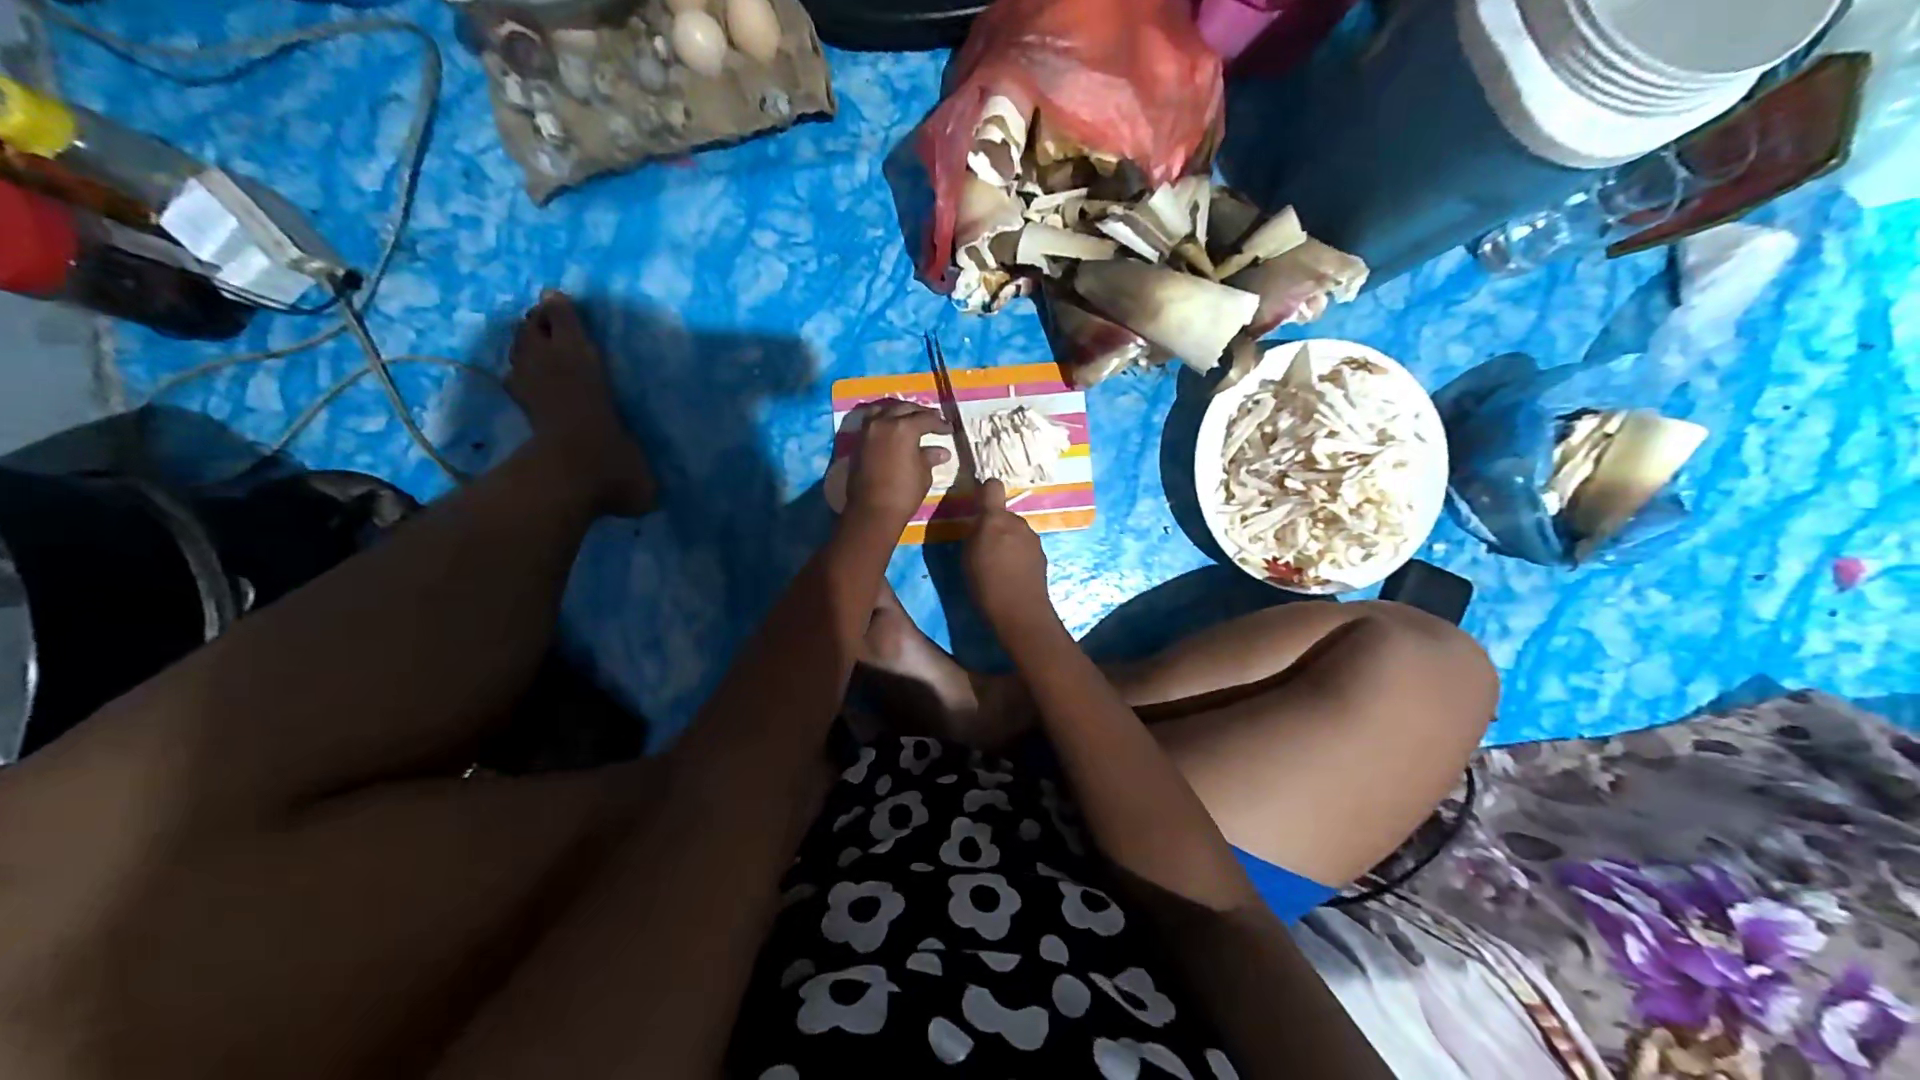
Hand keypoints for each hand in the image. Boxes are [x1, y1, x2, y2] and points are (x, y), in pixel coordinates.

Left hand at [845, 400, 950, 524]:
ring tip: (910, 418)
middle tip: (932, 419)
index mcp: (904, 428)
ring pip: (885, 410)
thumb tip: (941, 452)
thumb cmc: (903, 493)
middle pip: (904, 408)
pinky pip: (872, 421)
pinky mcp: (858, 441)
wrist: (872, 510)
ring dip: (899, 411)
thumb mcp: (923, 474)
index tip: (949, 429)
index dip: (939, 423)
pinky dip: (884, 419)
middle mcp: (884, 422)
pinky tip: (892, 426)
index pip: (926, 419)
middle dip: (920, 413)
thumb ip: (929, 457)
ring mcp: (868, 430)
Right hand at [963, 479, 1056, 633]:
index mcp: (995, 519)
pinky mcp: (1041, 556)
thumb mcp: (967, 556)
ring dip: (1007, 541)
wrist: (1020, 612)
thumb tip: (980, 522)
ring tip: (997, 565)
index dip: (985, 491)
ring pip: (1015, 531)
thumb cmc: (986, 584)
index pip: (993, 487)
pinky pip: (1024, 547)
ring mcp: (1033, 539)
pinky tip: (1011, 574)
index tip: (978, 503)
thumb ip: (974, 533)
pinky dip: (1017, 555)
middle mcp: (1018, 523)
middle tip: (982, 547)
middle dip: (995, 525)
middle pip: (1004, 515)